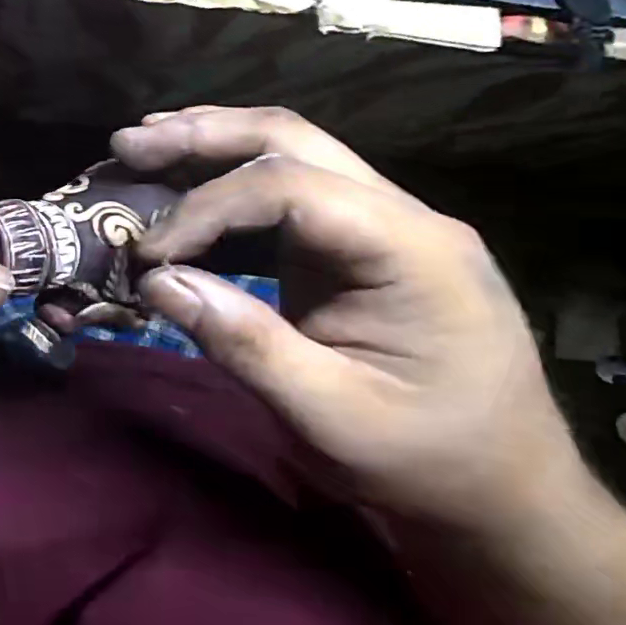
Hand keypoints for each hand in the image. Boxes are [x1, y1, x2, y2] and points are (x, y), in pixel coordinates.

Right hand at [114, 107, 590, 537]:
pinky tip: (180, 191)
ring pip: (287, 154)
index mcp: (412, 251)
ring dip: (209, 148)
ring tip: (141, 149)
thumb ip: (243, 344)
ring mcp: (378, 227)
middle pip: (292, 141)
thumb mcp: (329, 417)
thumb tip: (155, 281)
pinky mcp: (351, 248)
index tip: (147, 254)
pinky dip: (222, 190)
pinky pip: (281, 198)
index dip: (205, 209)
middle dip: (202, 136)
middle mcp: (401, 218)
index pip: (292, 189)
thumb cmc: (423, 460)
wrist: (498, 488)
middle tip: (128, 143)